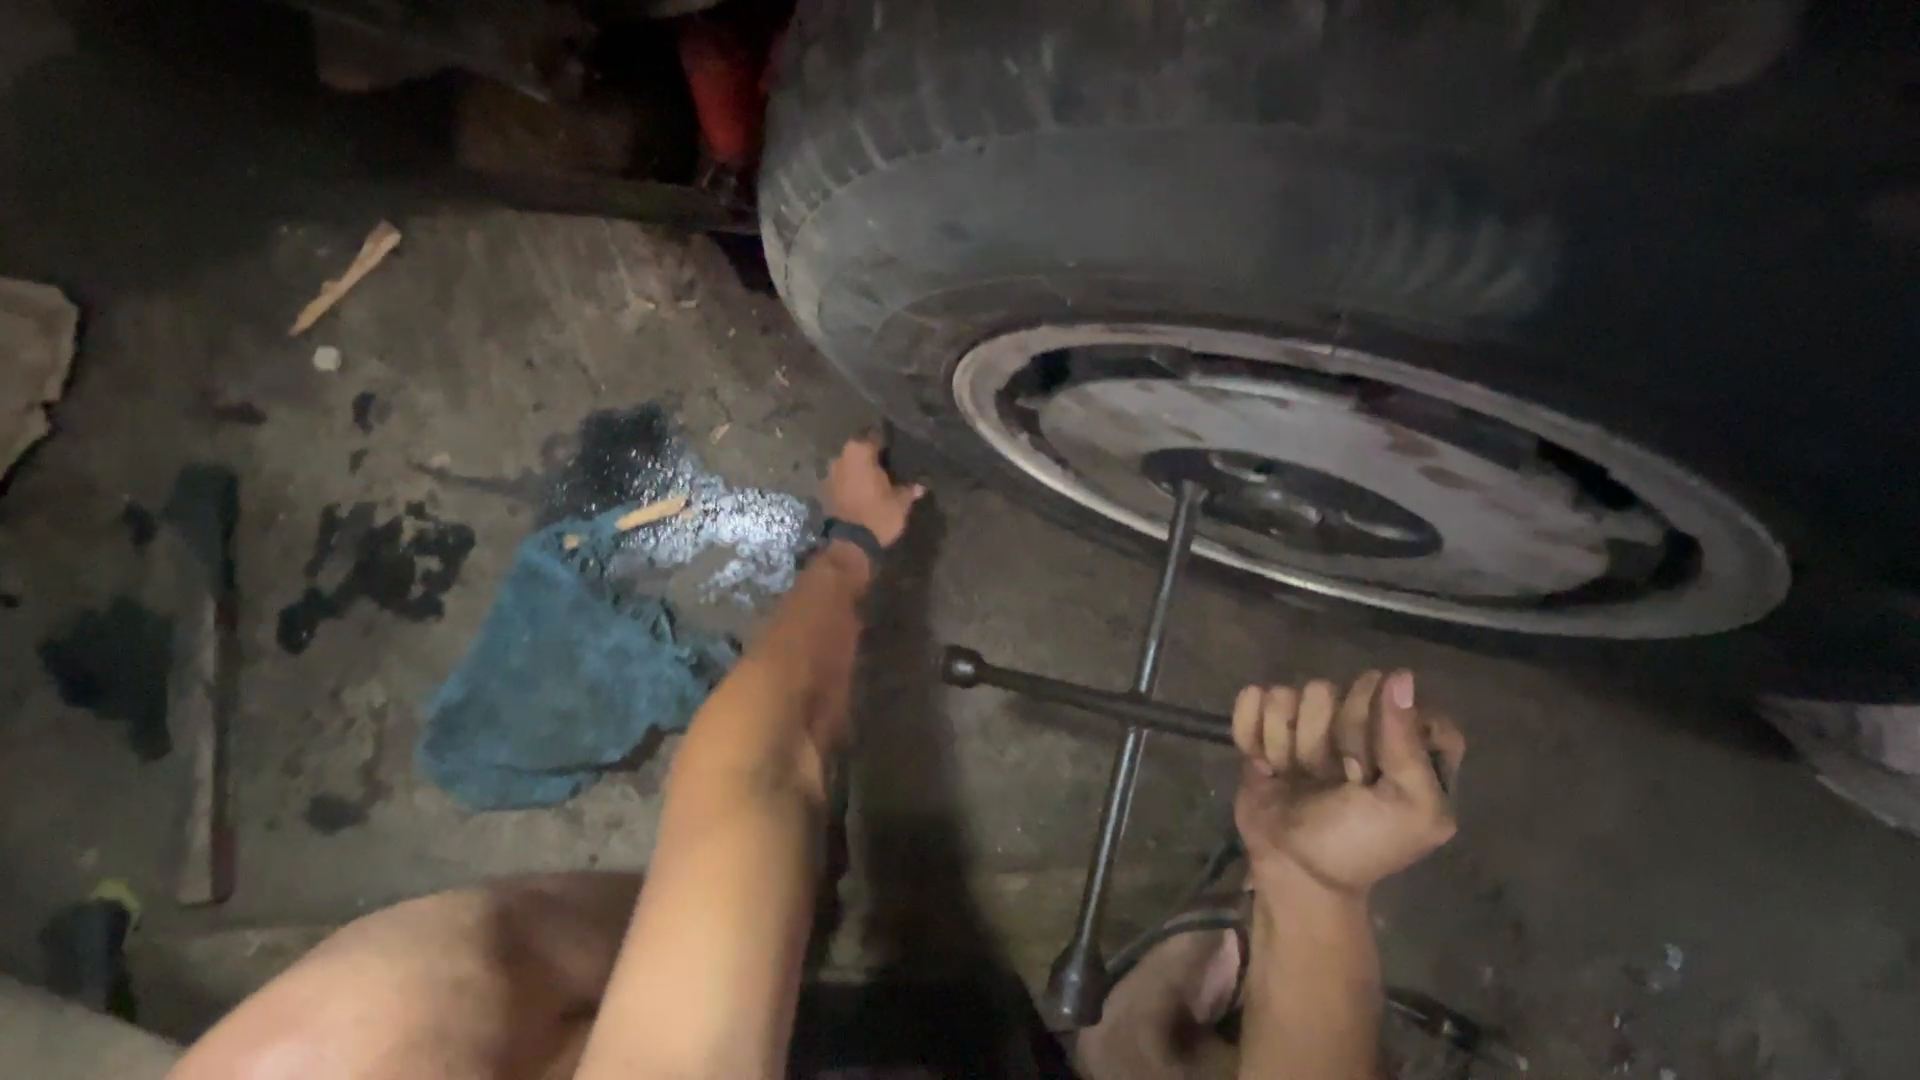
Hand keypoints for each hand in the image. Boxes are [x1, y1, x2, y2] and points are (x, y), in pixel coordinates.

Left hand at [823, 433, 924, 546]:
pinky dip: (852, 483)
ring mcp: (829, 474)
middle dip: (872, 456)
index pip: (876, 436)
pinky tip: (864, 491)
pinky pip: (842, 480)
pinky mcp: (824, 491)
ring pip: (849, 465)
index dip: (888, 442)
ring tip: (877, 479)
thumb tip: (921, 485)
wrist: (850, 543)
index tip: (898, 448)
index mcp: (860, 451)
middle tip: (889, 464)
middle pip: (860, 450)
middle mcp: (841, 456)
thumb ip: (909, 490)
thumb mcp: (901, 502)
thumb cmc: (878, 514)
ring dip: (860, 470)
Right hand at [1231, 670, 1463, 897]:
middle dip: (1328, 739)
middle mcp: (1357, 722)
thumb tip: (1399, 675)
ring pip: (1291, 695)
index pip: (1396, 696)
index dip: (1380, 727)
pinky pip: (1254, 699)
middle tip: (1335, 778)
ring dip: (1288, 743)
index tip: (1373, 768)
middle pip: (1338, 691)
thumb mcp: (1411, 809)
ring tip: (1297, 777)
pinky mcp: (1267, 727)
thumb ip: (1408, 743)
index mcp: (1404, 739)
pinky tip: (1265, 764)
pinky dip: (1253, 732)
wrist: (1294, 870)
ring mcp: (1308, 722)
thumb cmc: (1361, 845)